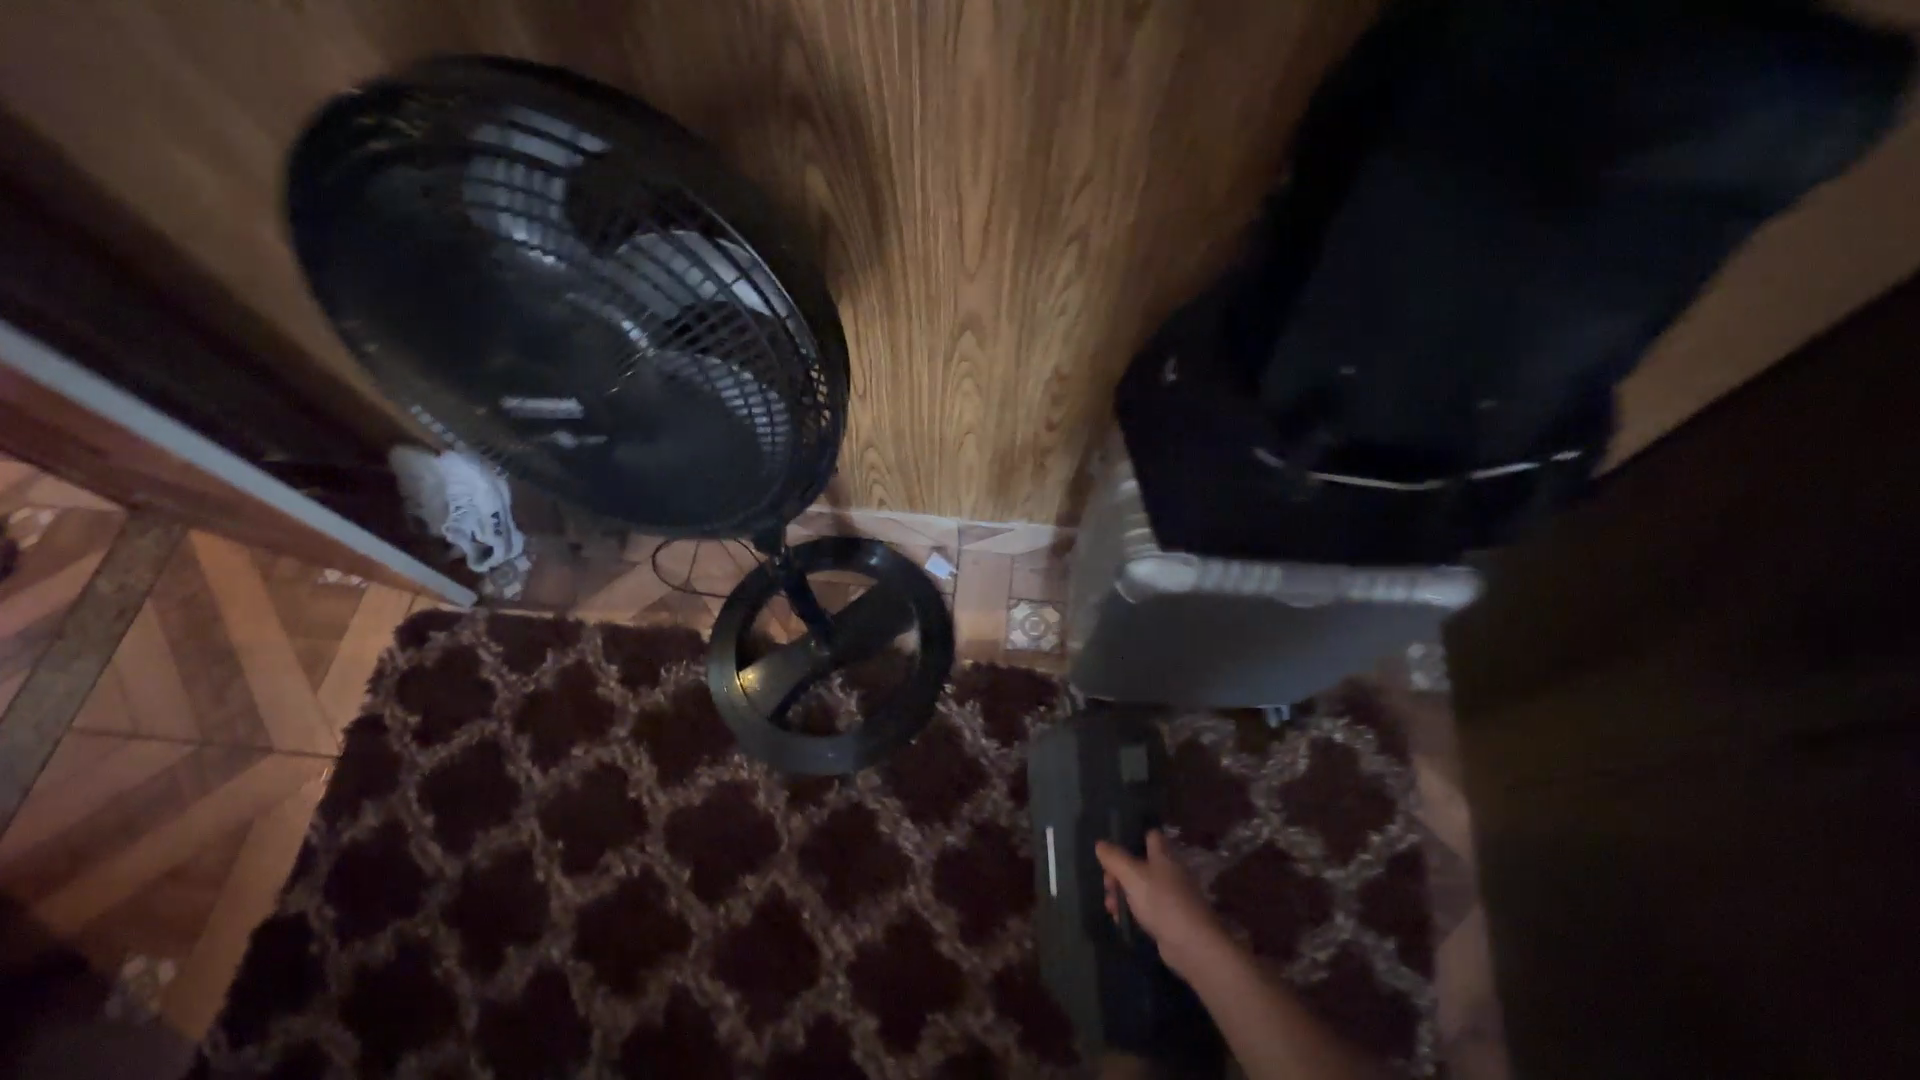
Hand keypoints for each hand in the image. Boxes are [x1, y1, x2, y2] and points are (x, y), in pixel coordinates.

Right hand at [1094, 830, 1227, 979]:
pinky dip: (1133, 912)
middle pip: (1140, 864)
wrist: (1191, 944)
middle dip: (1119, 873)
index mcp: (1164, 856)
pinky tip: (1121, 921)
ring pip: (1141, 888)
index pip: (1151, 836)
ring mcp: (1171, 896)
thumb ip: (1115, 858)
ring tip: (1110, 907)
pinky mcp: (1170, 918)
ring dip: (1122, 894)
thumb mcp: (1132, 875)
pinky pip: (1146, 908)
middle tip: (1107, 885)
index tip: (1114, 847)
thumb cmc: (1161, 901)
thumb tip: (1100, 843)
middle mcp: (1170, 872)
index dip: (1134, 837)